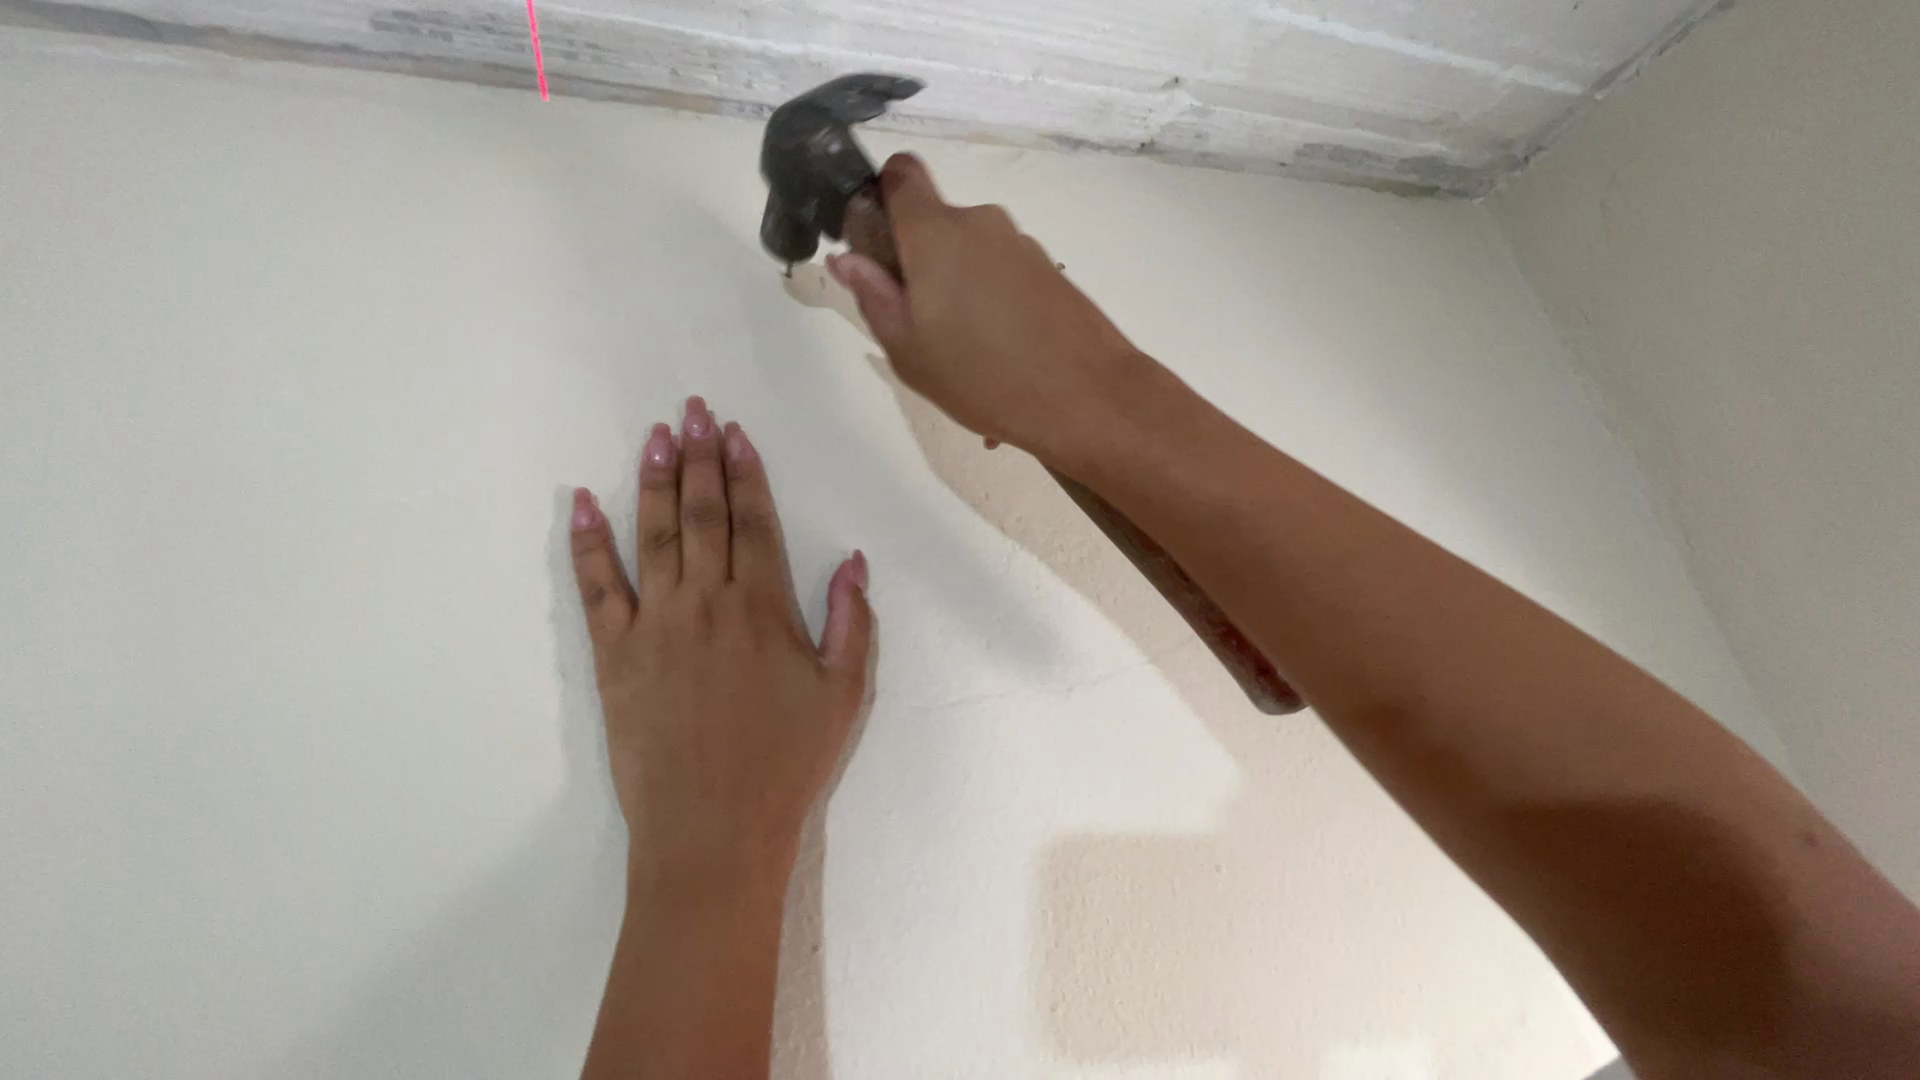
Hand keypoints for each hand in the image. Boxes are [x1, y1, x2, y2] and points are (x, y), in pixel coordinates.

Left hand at [568, 396, 873, 883]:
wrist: (715, 830)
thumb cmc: (788, 762)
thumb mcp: (845, 693)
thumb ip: (851, 621)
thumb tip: (854, 559)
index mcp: (764, 609)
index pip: (755, 522)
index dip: (746, 473)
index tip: (735, 433)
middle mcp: (708, 603)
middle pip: (704, 515)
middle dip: (701, 458)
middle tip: (693, 410)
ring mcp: (655, 625)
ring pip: (655, 536)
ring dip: (656, 482)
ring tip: (655, 436)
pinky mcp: (615, 655)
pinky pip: (597, 588)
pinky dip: (588, 543)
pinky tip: (582, 502)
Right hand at [827, 154, 1147, 464]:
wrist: (1087, 398)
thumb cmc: (983, 379)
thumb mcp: (909, 351)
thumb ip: (875, 297)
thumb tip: (848, 259)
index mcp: (936, 235)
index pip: (900, 175)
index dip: (881, 197)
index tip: (878, 247)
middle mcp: (981, 225)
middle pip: (937, 227)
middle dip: (922, 268)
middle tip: (923, 331)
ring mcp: (1022, 247)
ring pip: (972, 260)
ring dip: (960, 297)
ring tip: (967, 363)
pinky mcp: (1051, 272)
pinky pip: (1005, 281)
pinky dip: (995, 310)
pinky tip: (1002, 364)